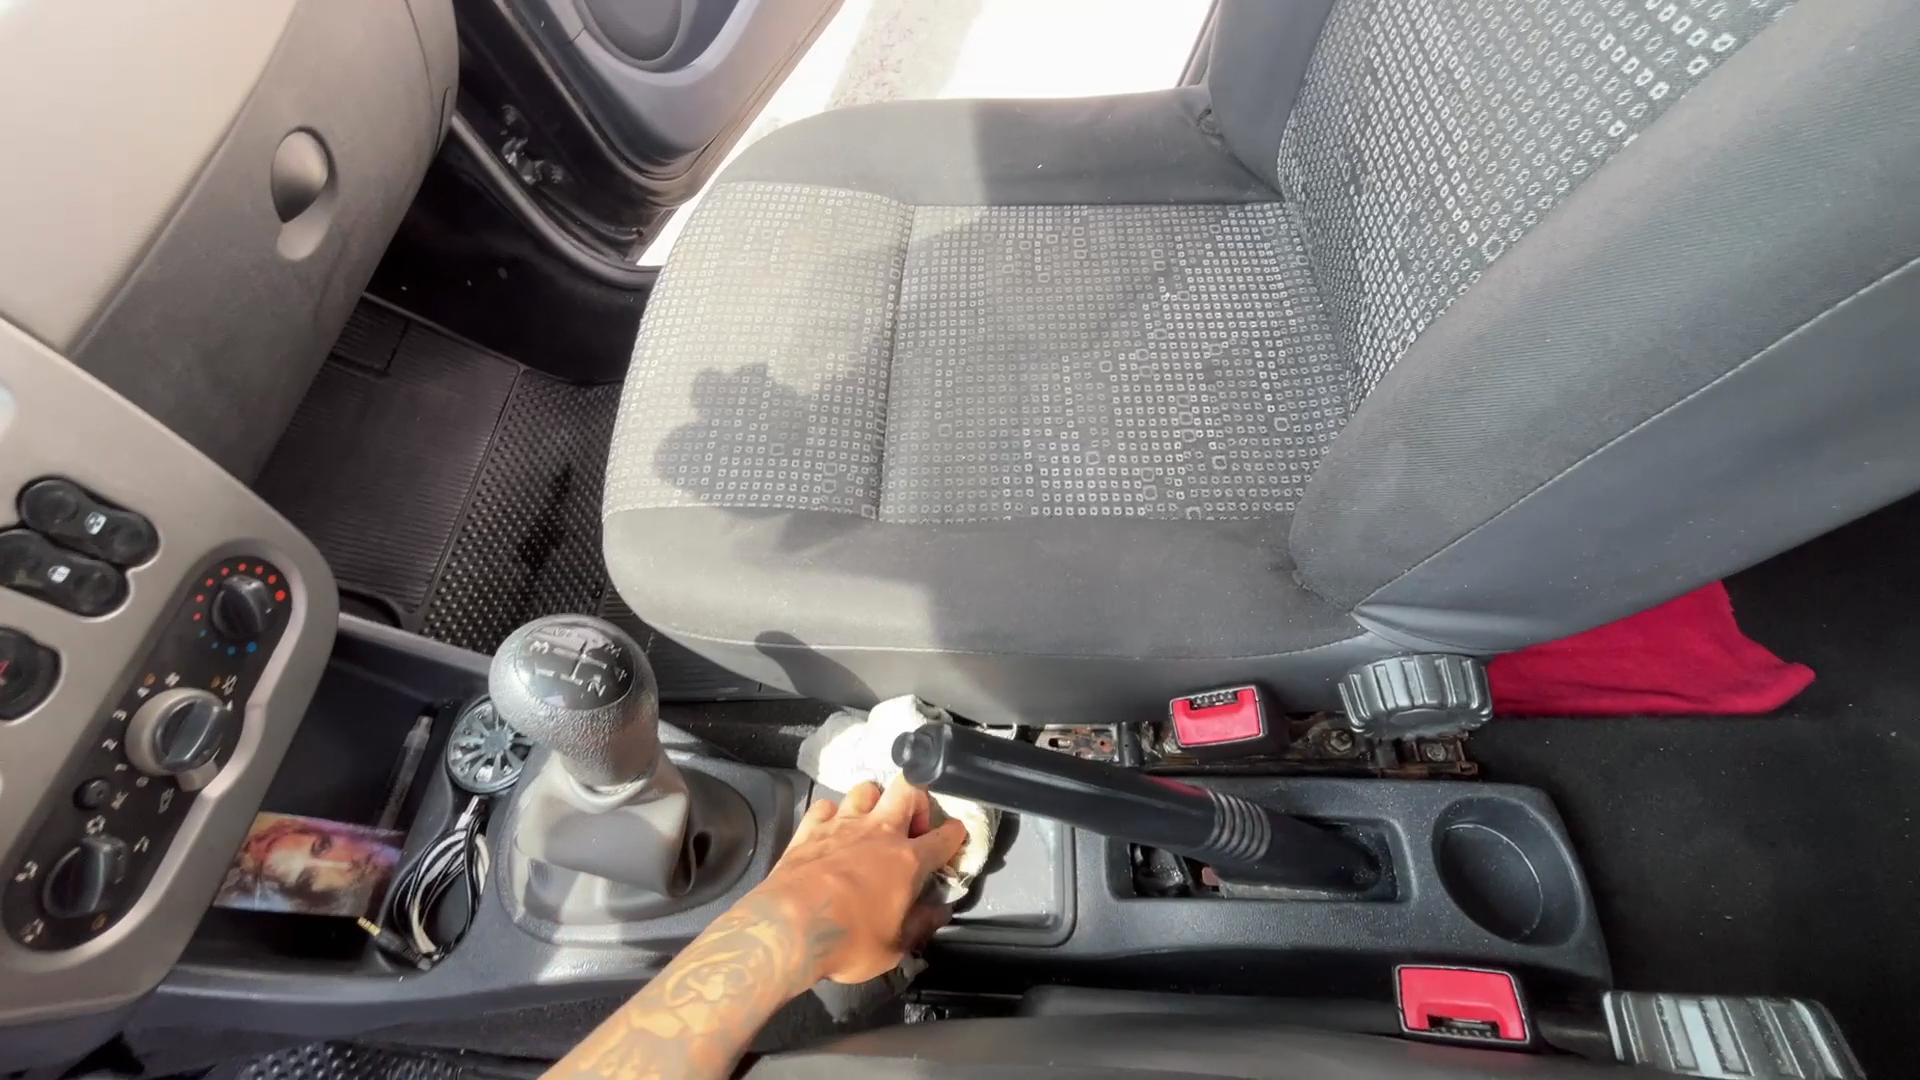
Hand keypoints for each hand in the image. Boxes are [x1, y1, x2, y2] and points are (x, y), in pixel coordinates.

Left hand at [752, 774, 966, 986]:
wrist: (789, 928)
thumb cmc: (848, 942)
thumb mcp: (893, 948)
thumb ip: (920, 925)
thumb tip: (940, 912)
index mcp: (907, 860)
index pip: (943, 837)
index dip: (955, 834)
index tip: (955, 835)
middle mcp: (879, 831)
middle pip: (908, 788)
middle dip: (917, 798)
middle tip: (911, 823)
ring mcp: (843, 824)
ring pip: (866, 789)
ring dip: (873, 801)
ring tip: (870, 822)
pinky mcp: (811, 827)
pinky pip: (826, 805)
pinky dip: (832, 814)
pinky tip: (830, 831)